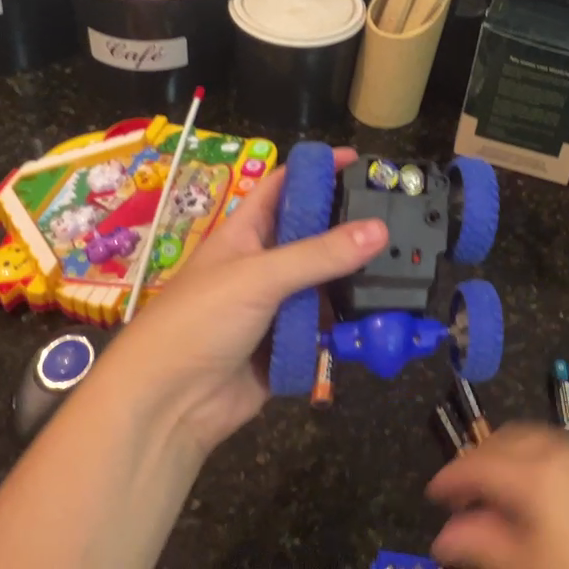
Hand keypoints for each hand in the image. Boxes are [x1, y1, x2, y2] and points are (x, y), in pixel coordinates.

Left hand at [99, 146, 386, 451]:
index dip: (316, 170)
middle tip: (395, 214)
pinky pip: (325, 325)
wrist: (166, 408)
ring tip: (403, 261)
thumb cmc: (198, 322)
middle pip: (312, 236)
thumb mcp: (259, 277)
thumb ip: (321, 254)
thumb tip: (380, 229)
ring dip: (353, 276)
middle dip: (348, 226)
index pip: (284, 187)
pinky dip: (348, 320)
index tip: (358, 160)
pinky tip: (384, 311)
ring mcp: (275, 307)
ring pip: (324, 282)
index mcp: (245, 235)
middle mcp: (263, 266)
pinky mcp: (287, 344)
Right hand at [426, 424, 568, 568]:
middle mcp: (563, 448)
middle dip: (481, 459)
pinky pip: (563, 448)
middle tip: (461, 494)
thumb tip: (445, 534)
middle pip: (509, 438)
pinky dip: (538, 459)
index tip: (432, 493)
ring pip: (536, 439)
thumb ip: (482, 544)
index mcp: (537, 469)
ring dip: (510, 456)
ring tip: (494, 494)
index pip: (480, 461)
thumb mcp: (526, 565)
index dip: (451, 475)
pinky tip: (534, 494)